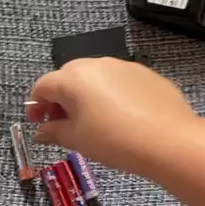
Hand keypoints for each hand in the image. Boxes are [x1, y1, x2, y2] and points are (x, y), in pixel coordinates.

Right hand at [26, 56, 199, 173]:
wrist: (168, 140)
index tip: (39, 124)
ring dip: (85, 96)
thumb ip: (53, 132)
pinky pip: (118, 82)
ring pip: (94, 78)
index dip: (36, 106)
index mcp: (73, 78)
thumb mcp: (77, 140)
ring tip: (93, 122)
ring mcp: (123, 66)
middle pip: (67, 77)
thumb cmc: (113, 140)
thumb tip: (41, 131)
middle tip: (63, 124)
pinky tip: (120, 118)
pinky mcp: (145, 74)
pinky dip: (110, 95)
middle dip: (60, 99)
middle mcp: (96, 64)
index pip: (43, 86)